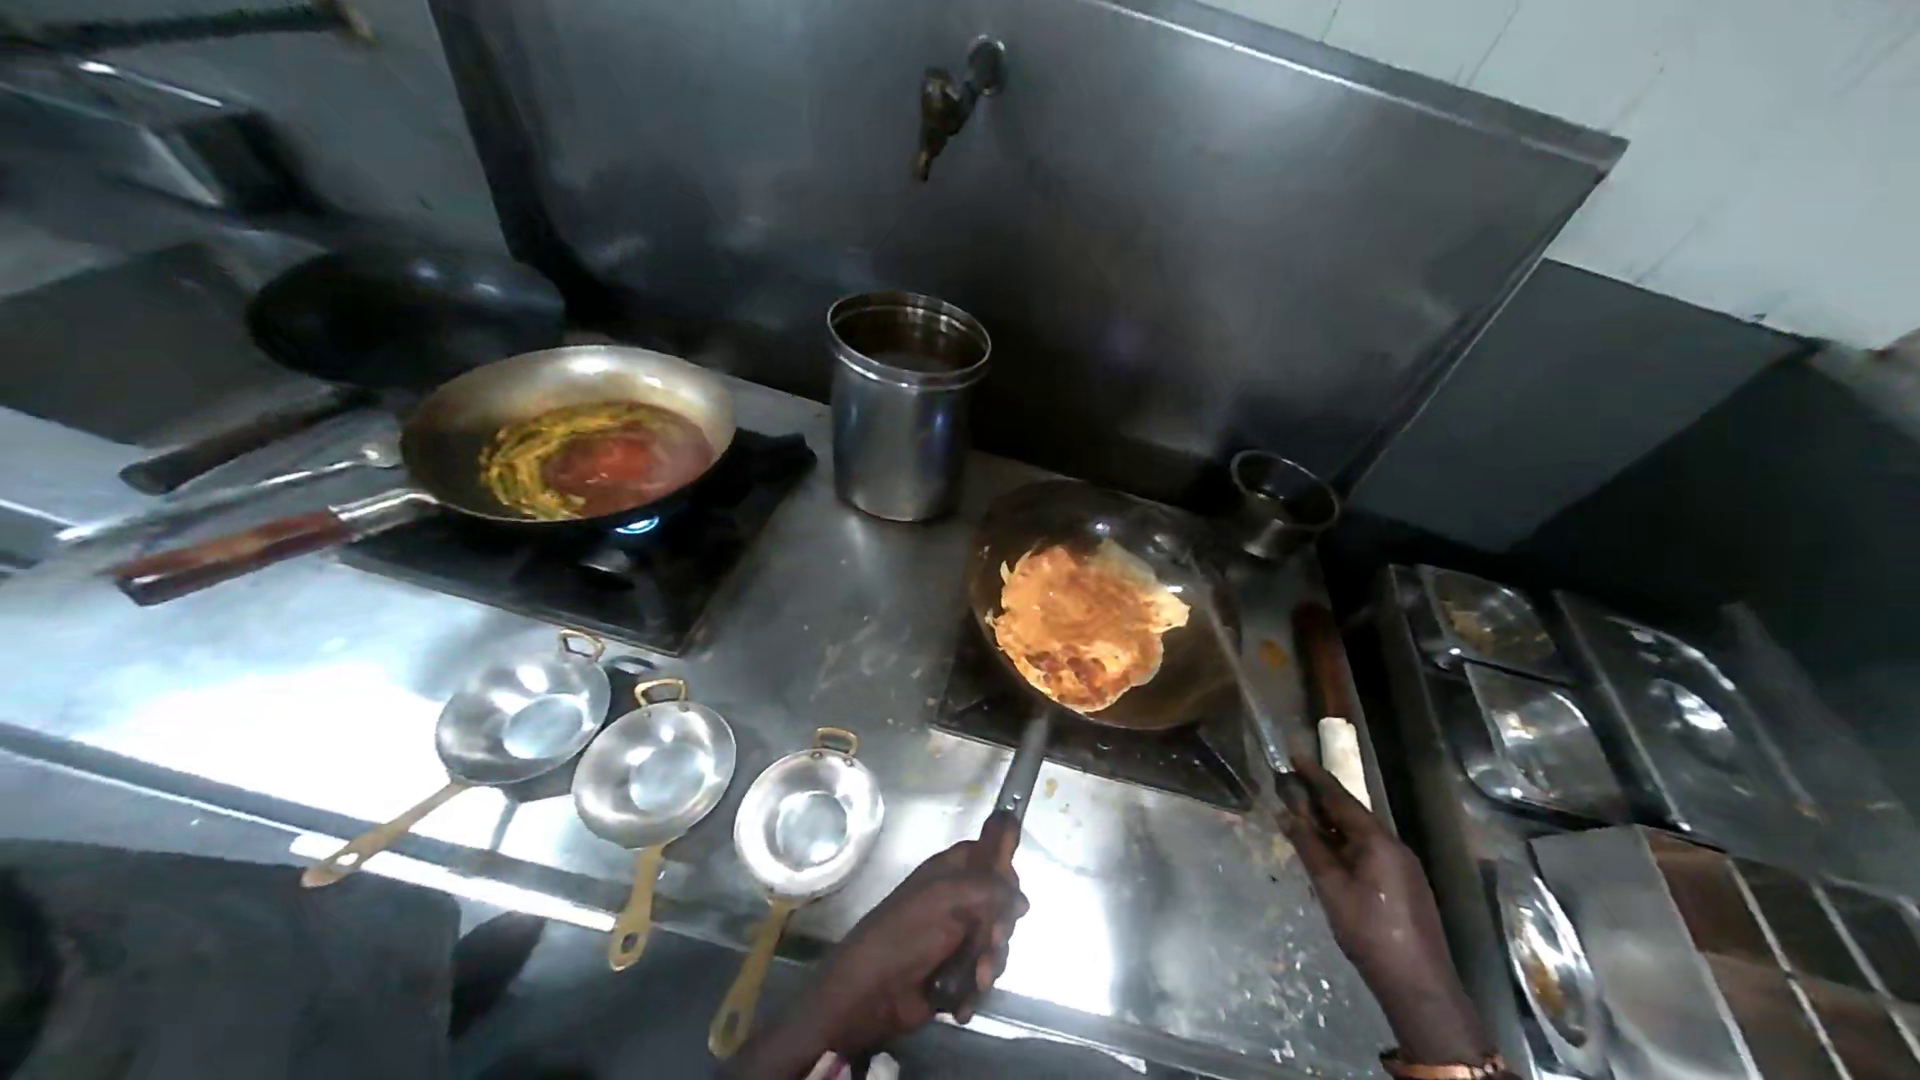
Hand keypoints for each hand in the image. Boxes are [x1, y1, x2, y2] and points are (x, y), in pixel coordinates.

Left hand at [726, 834, 1026, 1076]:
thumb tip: (1022, 902)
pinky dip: (975, 988)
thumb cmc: (904, 933)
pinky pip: (983, 974)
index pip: (987, 854)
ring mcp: (956, 936)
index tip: (1010, 893)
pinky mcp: (955, 971)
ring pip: (995, 942)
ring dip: (989, 964)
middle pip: (1000, 903)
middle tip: (988, 941)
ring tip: (974, 980)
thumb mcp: (946, 899)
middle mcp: (956, 899)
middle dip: (999, 929)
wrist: (870, 992)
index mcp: (949, 871)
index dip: (1003, 869)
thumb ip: (990, 890)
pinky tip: (961, 1000)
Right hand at [1281, 756, 1490, 1064]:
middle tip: (1291, 783)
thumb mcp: (1329, 886)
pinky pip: (1367, 850)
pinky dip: (1342, 841)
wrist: (1418, 984)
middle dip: (1320, 798)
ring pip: (1359, 833)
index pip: (1340, 798)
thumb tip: (1285, 813)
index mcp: (1378, 841)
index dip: (1315, 776)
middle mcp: (1393, 845)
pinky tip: (1326, 849)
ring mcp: (1402, 866)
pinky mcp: (1403, 884)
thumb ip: (1307, 846)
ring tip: (1301, 813)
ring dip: (1330, 822)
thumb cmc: (1368, 930)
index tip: (1295, 754)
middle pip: (1351, 812)